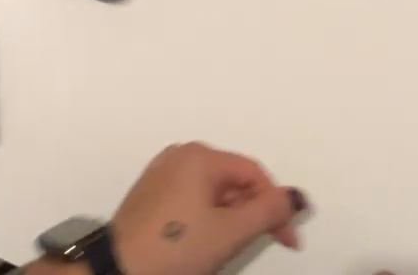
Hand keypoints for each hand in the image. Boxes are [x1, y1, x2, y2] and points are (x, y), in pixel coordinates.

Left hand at [108, 141, 304, 274]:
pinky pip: (193, 196)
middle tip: (265, 245)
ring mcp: (164, 171)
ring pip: (213, 190)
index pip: (252, 172)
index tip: (288, 242)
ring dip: (233, 216)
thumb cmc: (178, 247)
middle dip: (254, 211)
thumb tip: (296, 195)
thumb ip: (267, 212)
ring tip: (231, 247)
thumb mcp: (230, 232)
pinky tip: (206, 241)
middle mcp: (181, 155)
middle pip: (233, 178)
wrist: (121, 267)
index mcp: (199, 156)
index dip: (276, 205)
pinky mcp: (153, 191)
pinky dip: (210, 216)